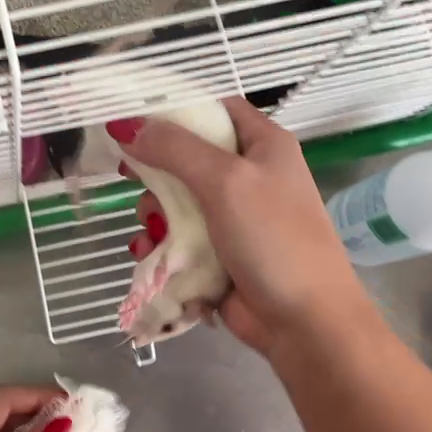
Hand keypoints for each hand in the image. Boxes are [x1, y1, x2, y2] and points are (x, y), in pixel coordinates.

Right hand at [110, 99, 361, 357]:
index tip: (133, 119)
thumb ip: (174, 149)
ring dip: (153, 213)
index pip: (213, 109)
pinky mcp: (218, 253)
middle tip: (129, 175)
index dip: (174, 109)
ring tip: (151, 230)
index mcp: (263, 145)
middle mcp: (249, 175)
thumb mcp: (226, 182)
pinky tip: (149, 253)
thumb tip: (124, 124)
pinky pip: (177, 237)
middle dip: (155, 170)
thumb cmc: (274, 239)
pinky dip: (160, 244)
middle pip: (186, 155)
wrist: (306, 323)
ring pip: (175, 200)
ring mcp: (233, 217)